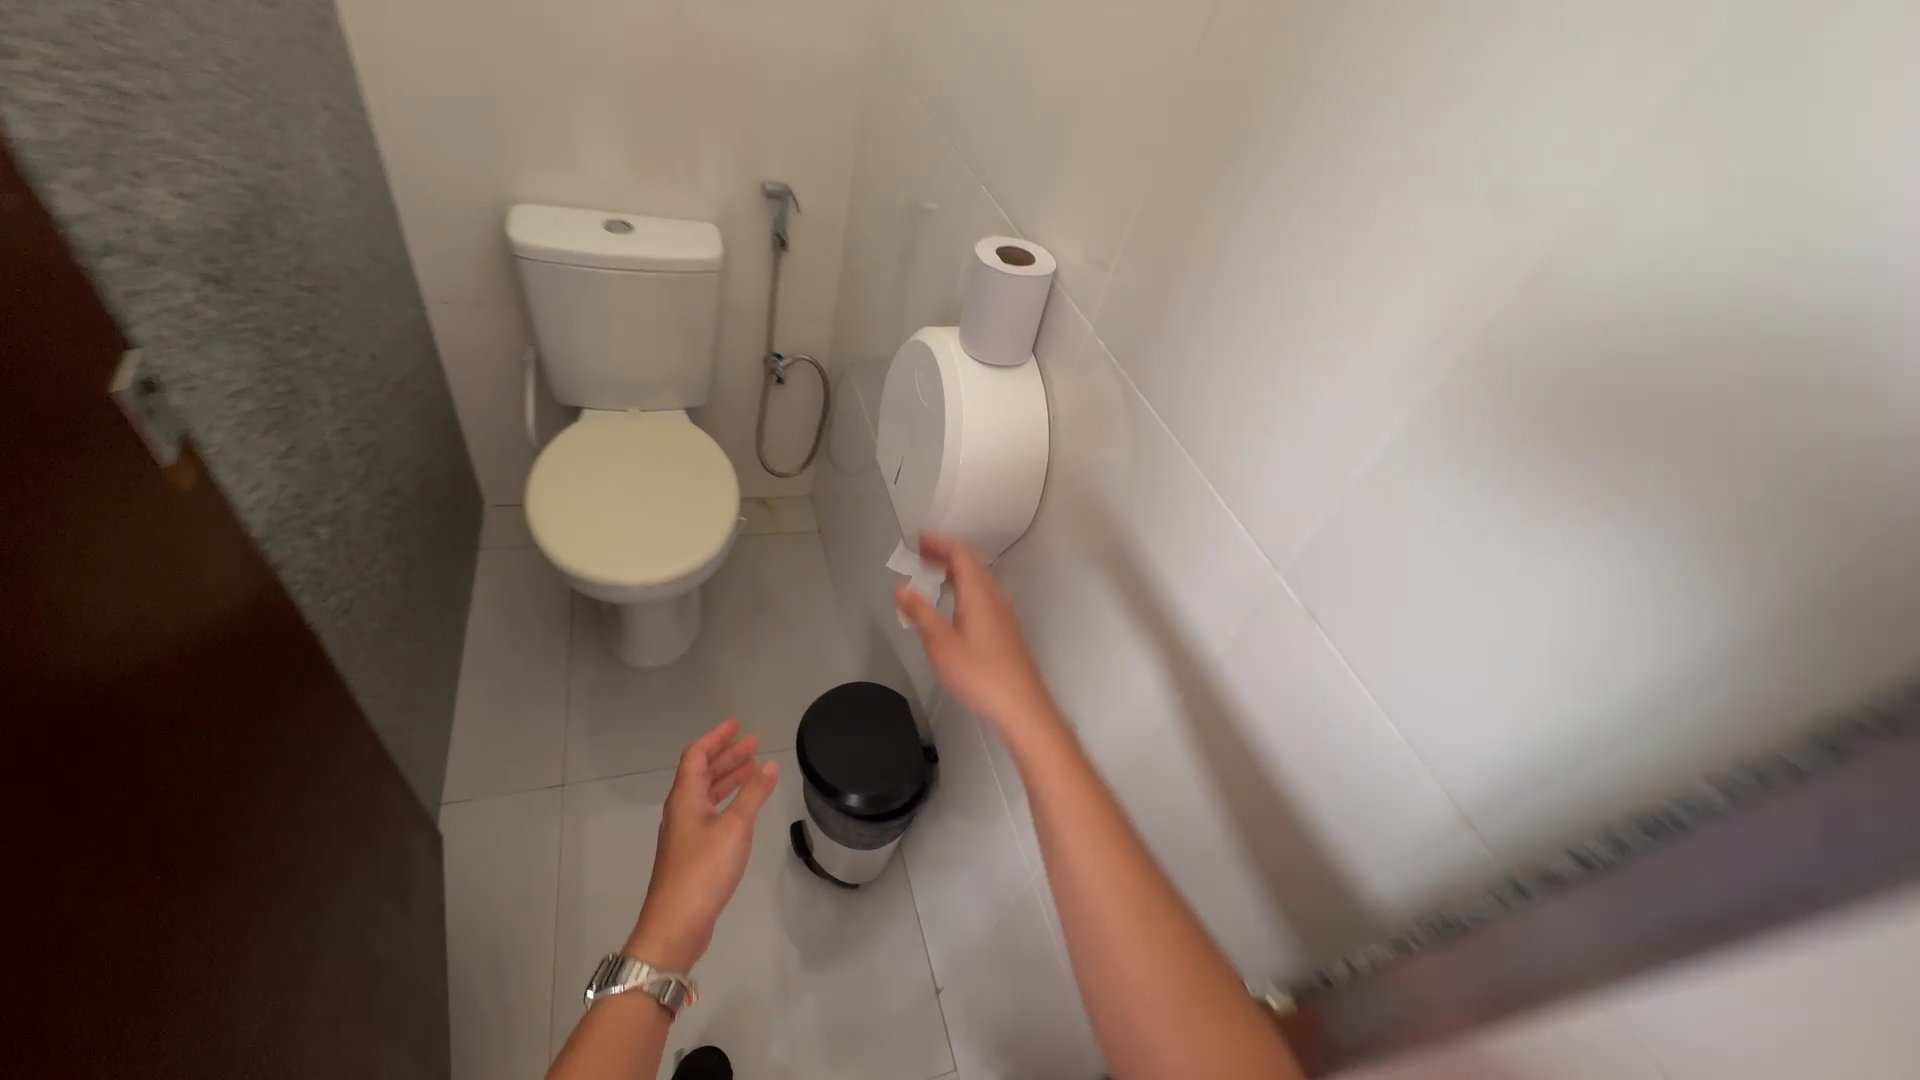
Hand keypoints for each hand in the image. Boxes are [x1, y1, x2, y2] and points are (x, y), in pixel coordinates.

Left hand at [626, 719, 778, 971]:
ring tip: (755, 768)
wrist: (676, 923)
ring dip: (729, 778)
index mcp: (685, 797)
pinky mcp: (693, 852)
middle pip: (702, 773)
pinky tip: (745, 806)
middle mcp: (682, 810)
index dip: (716, 738)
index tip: (737, 725)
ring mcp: (685, 832)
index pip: (697, 755)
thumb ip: (753, 794)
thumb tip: (770, 765)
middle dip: (727, 756)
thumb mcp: (735, 827)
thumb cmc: (703, 869)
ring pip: (707, 793)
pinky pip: (711, 812)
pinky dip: (729, 800)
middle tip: (754, 743)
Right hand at [895, 533, 1061, 740]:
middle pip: (972, 565)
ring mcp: (1005, 615)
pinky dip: (965, 590)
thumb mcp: (941, 644)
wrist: (1021, 705)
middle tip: (922, 555)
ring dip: (956, 573)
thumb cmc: (979, 673)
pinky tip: (955, 608)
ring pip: (980, 582)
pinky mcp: (1008, 631)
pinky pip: (985, 597)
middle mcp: (995, 598)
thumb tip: (902, 589)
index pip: (961, 555)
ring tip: (934, 578)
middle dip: (946, 555)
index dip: (940, 543)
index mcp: (979, 594)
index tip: (919, 540)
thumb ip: (921, 614)